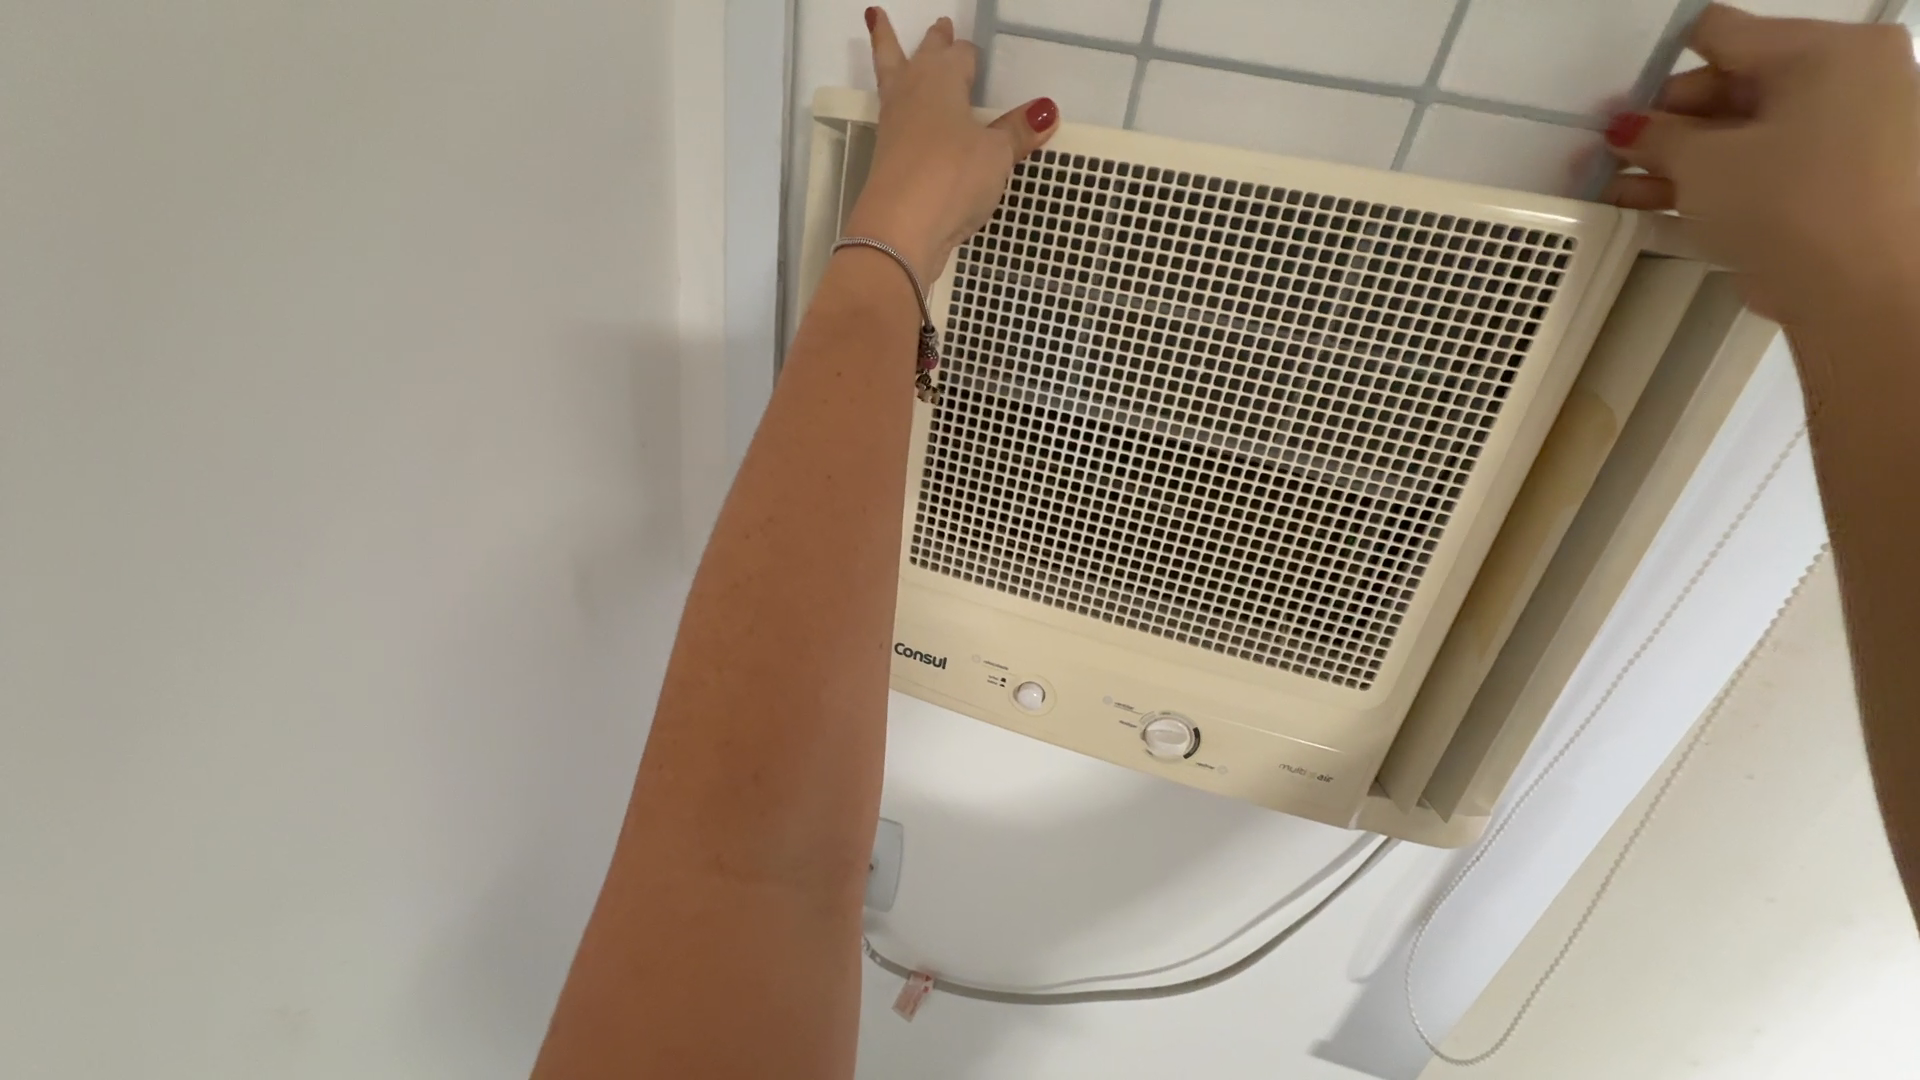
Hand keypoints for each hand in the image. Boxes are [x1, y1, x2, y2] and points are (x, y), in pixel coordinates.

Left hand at [842, 9, 1058, 282]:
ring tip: (880, 24)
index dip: (970, 56)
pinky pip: (891, 119)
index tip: (974, 57)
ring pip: (893, 77)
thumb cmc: (953, 178)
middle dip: (934, 42)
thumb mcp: (995, 156)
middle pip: (923, 57)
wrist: (900, 230)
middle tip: (939, 25)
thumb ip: (1016, 133)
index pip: (960, 56)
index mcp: (942, 79)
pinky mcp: (884, 159)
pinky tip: (901, 113)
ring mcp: (893, 126)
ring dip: (890, 51)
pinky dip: (894, 106)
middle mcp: (912, 93)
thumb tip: (1046, 111)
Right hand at [1601, 4, 1919, 324]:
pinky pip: (1749, 165)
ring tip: (1610, 184)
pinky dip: (1699, 180)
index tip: (1614, 99)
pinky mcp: (1820, 179)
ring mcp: (1836, 131)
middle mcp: (1842, 79)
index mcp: (1826, 52)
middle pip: (1727, 86)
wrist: (1857, 277)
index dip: (1660, 65)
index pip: (1724, 35)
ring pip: (1732, 133)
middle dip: (1661, 121)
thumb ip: (1655, 138)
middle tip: (1606, 151)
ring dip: (1668, 157)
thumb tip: (1625, 127)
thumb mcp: (1703, 162)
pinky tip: (1645, 201)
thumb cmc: (1784, 199)